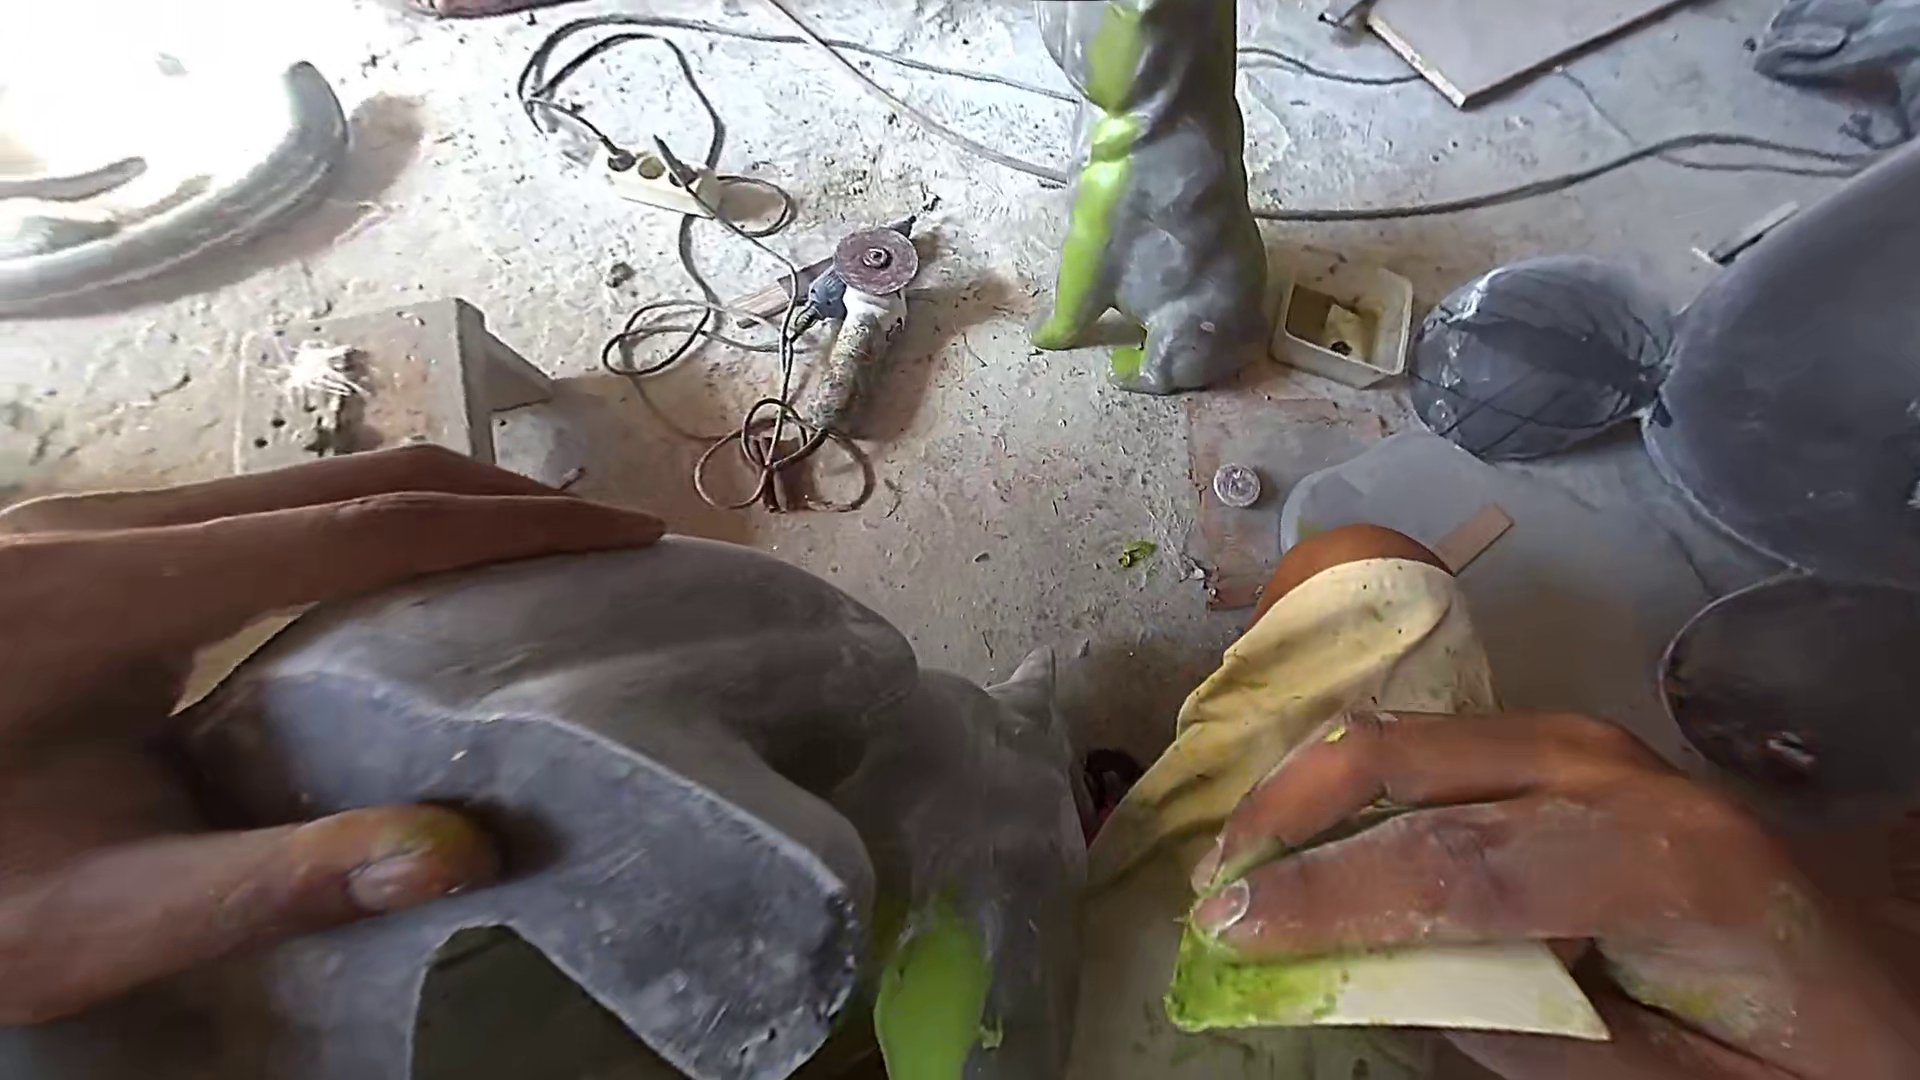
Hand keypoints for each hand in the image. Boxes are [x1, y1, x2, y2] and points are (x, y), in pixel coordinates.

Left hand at [0, 446, 662, 1023]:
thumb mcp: (73, 923)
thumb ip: (268, 889)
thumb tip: (467, 856)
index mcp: (112, 589)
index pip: (384, 527)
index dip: (524, 524)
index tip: (630, 530)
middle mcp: (122, 525)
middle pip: (379, 477)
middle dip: (518, 499)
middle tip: (611, 534)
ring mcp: (118, 522)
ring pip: (347, 479)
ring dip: (472, 501)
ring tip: (552, 543)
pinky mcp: (127, 540)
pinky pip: (314, 504)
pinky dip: (417, 517)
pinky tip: (446, 566)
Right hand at [1188, 709, 1919, 1079]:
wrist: (1880, 958)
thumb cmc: (1811, 1051)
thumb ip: (1530, 1038)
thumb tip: (1361, 982)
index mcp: (1662, 859)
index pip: (1450, 869)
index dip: (1324, 896)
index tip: (1231, 925)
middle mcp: (1594, 764)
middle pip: (1389, 762)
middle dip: (1282, 815)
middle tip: (1217, 875)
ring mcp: (1554, 732)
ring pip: (1380, 736)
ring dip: (1293, 789)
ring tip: (1240, 848)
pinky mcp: (1525, 732)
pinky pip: (1400, 740)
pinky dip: (1329, 777)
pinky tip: (1296, 817)